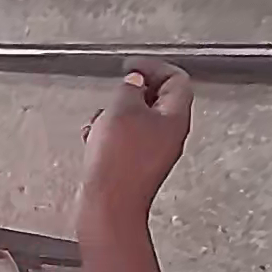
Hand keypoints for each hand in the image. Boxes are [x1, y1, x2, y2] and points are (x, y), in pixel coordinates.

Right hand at [82, 60, 193, 227]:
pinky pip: (126, 141)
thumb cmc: (119, 162)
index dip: (154, 67)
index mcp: (174, 119)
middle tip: (118, 91)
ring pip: (139, 120)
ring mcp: (153, 153)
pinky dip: (110, 134)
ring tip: (100, 121)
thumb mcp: (122, 110)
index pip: (176, 79)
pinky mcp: (136, 167)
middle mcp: (169, 136)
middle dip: (133, 92)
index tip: (133, 66)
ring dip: (117, 114)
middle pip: (159, 100)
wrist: (109, 205)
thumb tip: (134, 82)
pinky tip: (94, 140)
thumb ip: (130, 88)